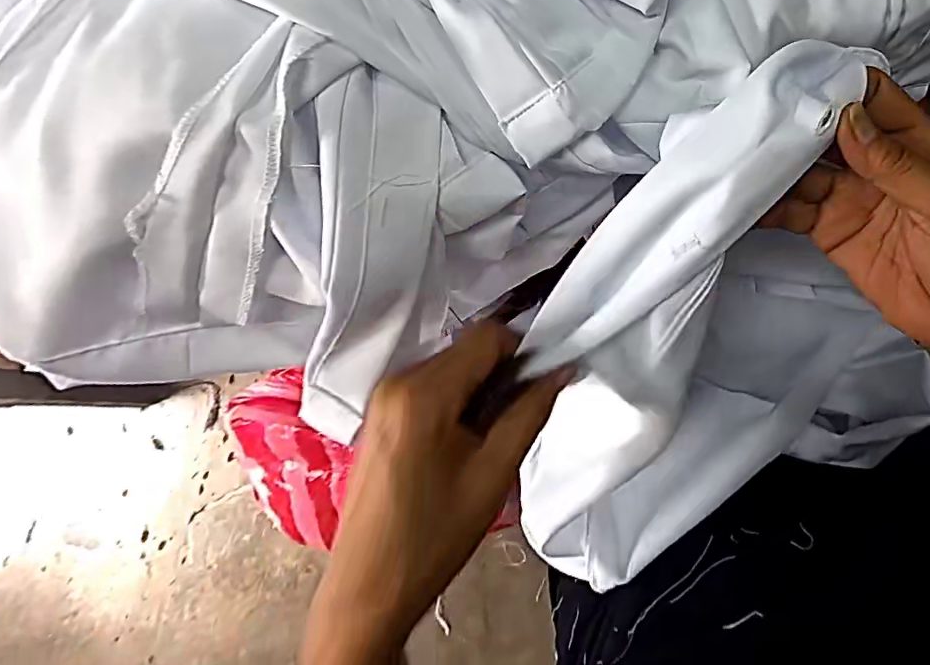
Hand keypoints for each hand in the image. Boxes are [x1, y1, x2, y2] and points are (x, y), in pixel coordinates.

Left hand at [302, 321, 570, 664]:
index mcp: (422, 392)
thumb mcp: (496, 470)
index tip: (539, 384)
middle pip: (470, 349)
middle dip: (503, 372)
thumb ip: (532, 409)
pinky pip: (434, 384)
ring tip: (491, 433)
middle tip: (517, 414)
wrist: (366, 595)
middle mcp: (396, 383)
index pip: (488, 335)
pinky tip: (465, 438)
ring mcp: (383, 399)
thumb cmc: (433, 535)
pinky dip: (460, 398)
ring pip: (455, 365)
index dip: (523, 351)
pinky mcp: (380, 416)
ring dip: (483, 386)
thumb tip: (563, 368)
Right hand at [761, 68, 929, 370]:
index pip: (876, 98)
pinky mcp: (836, 232)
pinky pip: (798, 210)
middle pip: (831, 129)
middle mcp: (882, 164)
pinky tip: (748, 200)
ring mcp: (856, 197)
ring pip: (807, 168)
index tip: (800, 82)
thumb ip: (901, 167)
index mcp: (920, 144)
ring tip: (741, 158)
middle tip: (755, 119)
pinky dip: (772, 205)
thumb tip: (850, 119)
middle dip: (796, 121)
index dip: (840, 85)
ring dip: (777, 163)